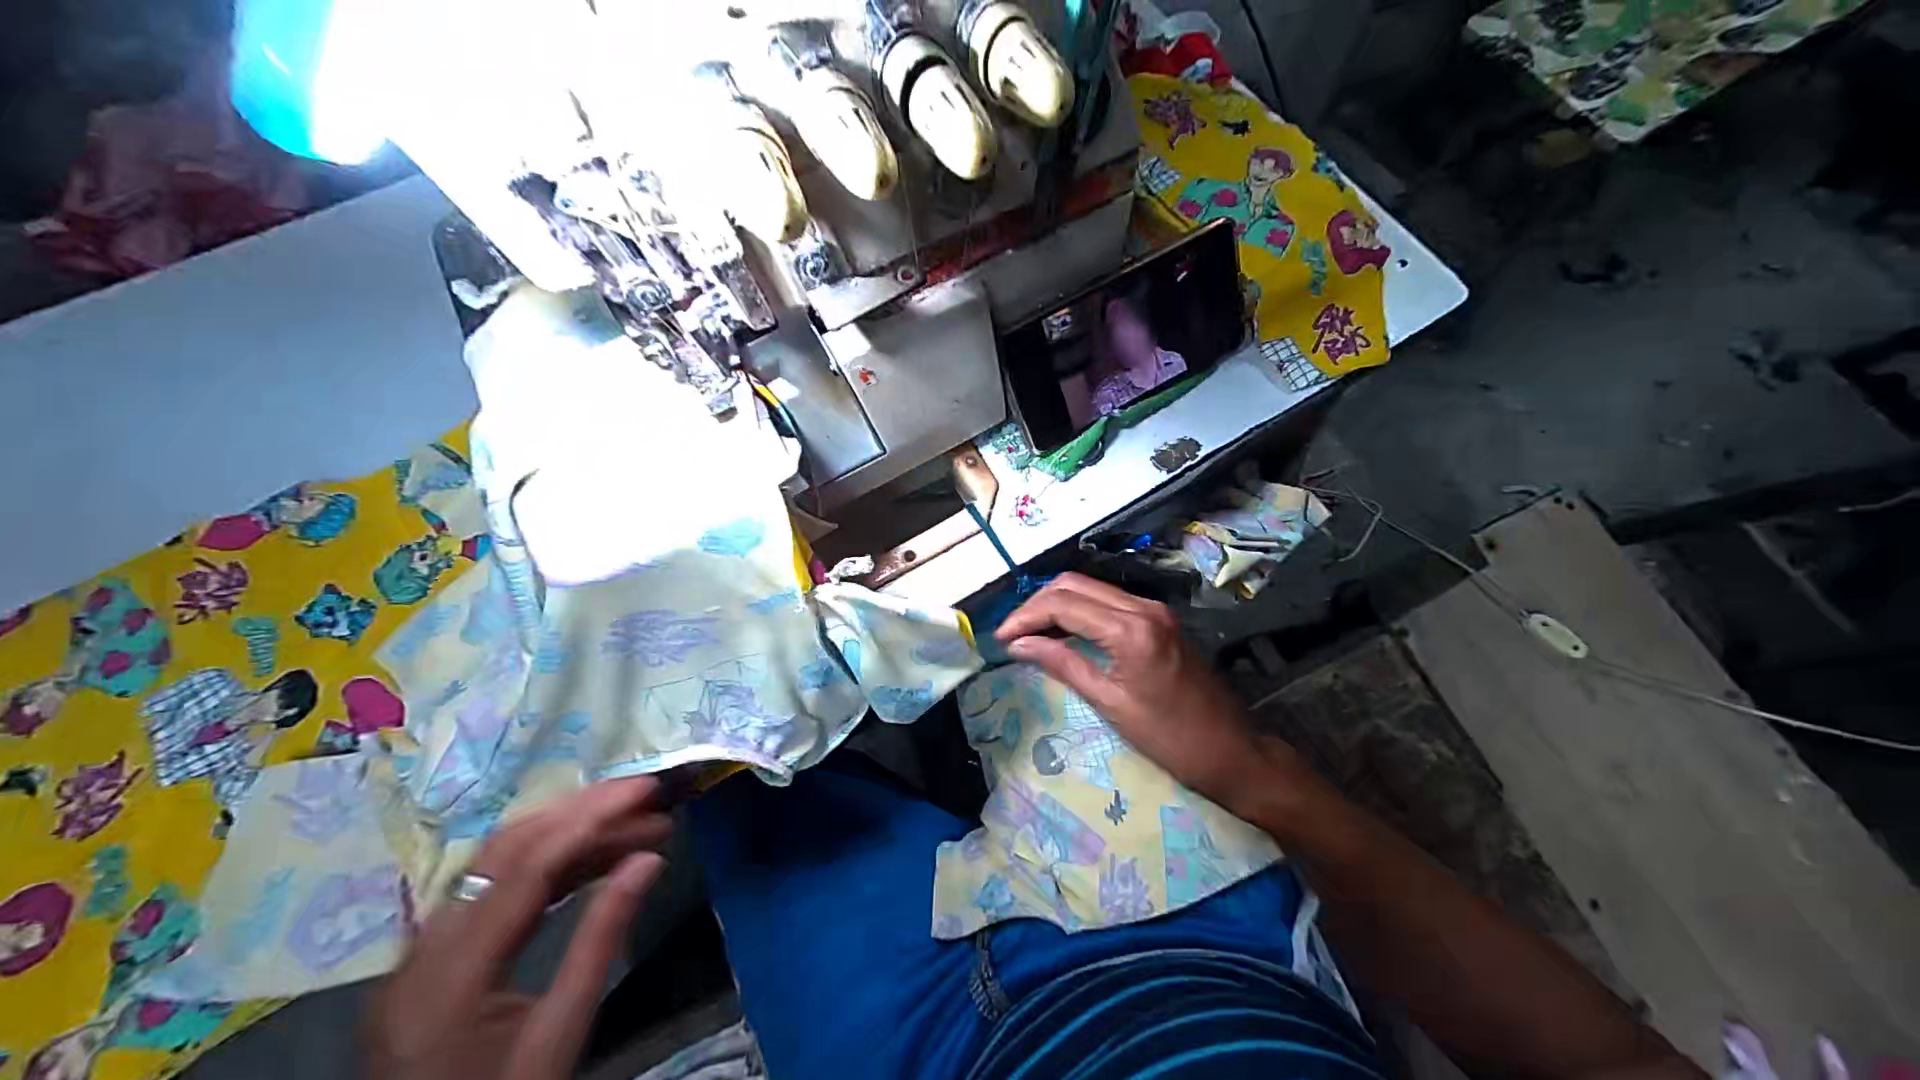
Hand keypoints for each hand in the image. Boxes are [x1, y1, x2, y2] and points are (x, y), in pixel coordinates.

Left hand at [364, 777, 673, 1079]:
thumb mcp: (563, 1031)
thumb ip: (602, 938)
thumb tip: (650, 860)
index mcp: (451, 977)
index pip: (524, 869)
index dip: (589, 819)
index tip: (644, 791)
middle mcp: (423, 951)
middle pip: (504, 852)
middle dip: (580, 813)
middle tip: (645, 795)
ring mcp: (420, 952)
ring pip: (496, 863)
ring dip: (566, 833)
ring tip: (633, 823)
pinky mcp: (431, 956)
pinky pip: (490, 889)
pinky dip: (545, 864)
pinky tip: (591, 857)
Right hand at [995, 573, 1307, 817]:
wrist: (1232, 750)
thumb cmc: (1170, 738)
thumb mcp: (1110, 703)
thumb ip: (1062, 664)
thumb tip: (1018, 645)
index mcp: (1131, 629)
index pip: (1064, 604)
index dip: (1026, 617)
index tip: (1001, 638)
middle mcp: (1143, 607)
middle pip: (1074, 585)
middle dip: (1037, 604)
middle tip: (1012, 634)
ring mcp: (1154, 610)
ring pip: (1091, 588)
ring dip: (1057, 604)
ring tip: (1030, 633)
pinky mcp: (1160, 619)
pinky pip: (1109, 601)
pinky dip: (1080, 610)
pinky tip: (1063, 632)